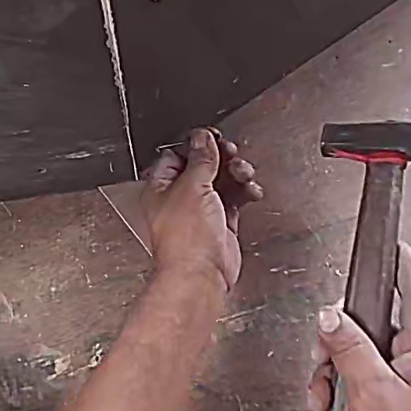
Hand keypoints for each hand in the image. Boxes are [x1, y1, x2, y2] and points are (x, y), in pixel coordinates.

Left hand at [142, 128, 263, 291]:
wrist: (201, 273)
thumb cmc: (185, 238)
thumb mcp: (192, 186)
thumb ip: (201, 159)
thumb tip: (202, 138)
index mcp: (160, 188)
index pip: (175, 156)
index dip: (194, 145)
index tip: (212, 138)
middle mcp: (177, 199)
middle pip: (201, 167)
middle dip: (219, 158)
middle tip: (231, 154)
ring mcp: (199, 212)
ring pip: (220, 181)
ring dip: (235, 174)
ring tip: (243, 174)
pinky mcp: (219, 223)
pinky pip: (234, 200)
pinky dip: (244, 192)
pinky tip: (250, 191)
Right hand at [307, 243, 410, 410]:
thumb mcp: (372, 394)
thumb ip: (350, 349)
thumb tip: (331, 315)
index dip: (406, 268)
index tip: (395, 247)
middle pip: (376, 326)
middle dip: (339, 342)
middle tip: (321, 360)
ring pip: (362, 355)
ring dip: (333, 373)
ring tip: (322, 398)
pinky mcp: (401, 400)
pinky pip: (363, 379)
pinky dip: (341, 391)